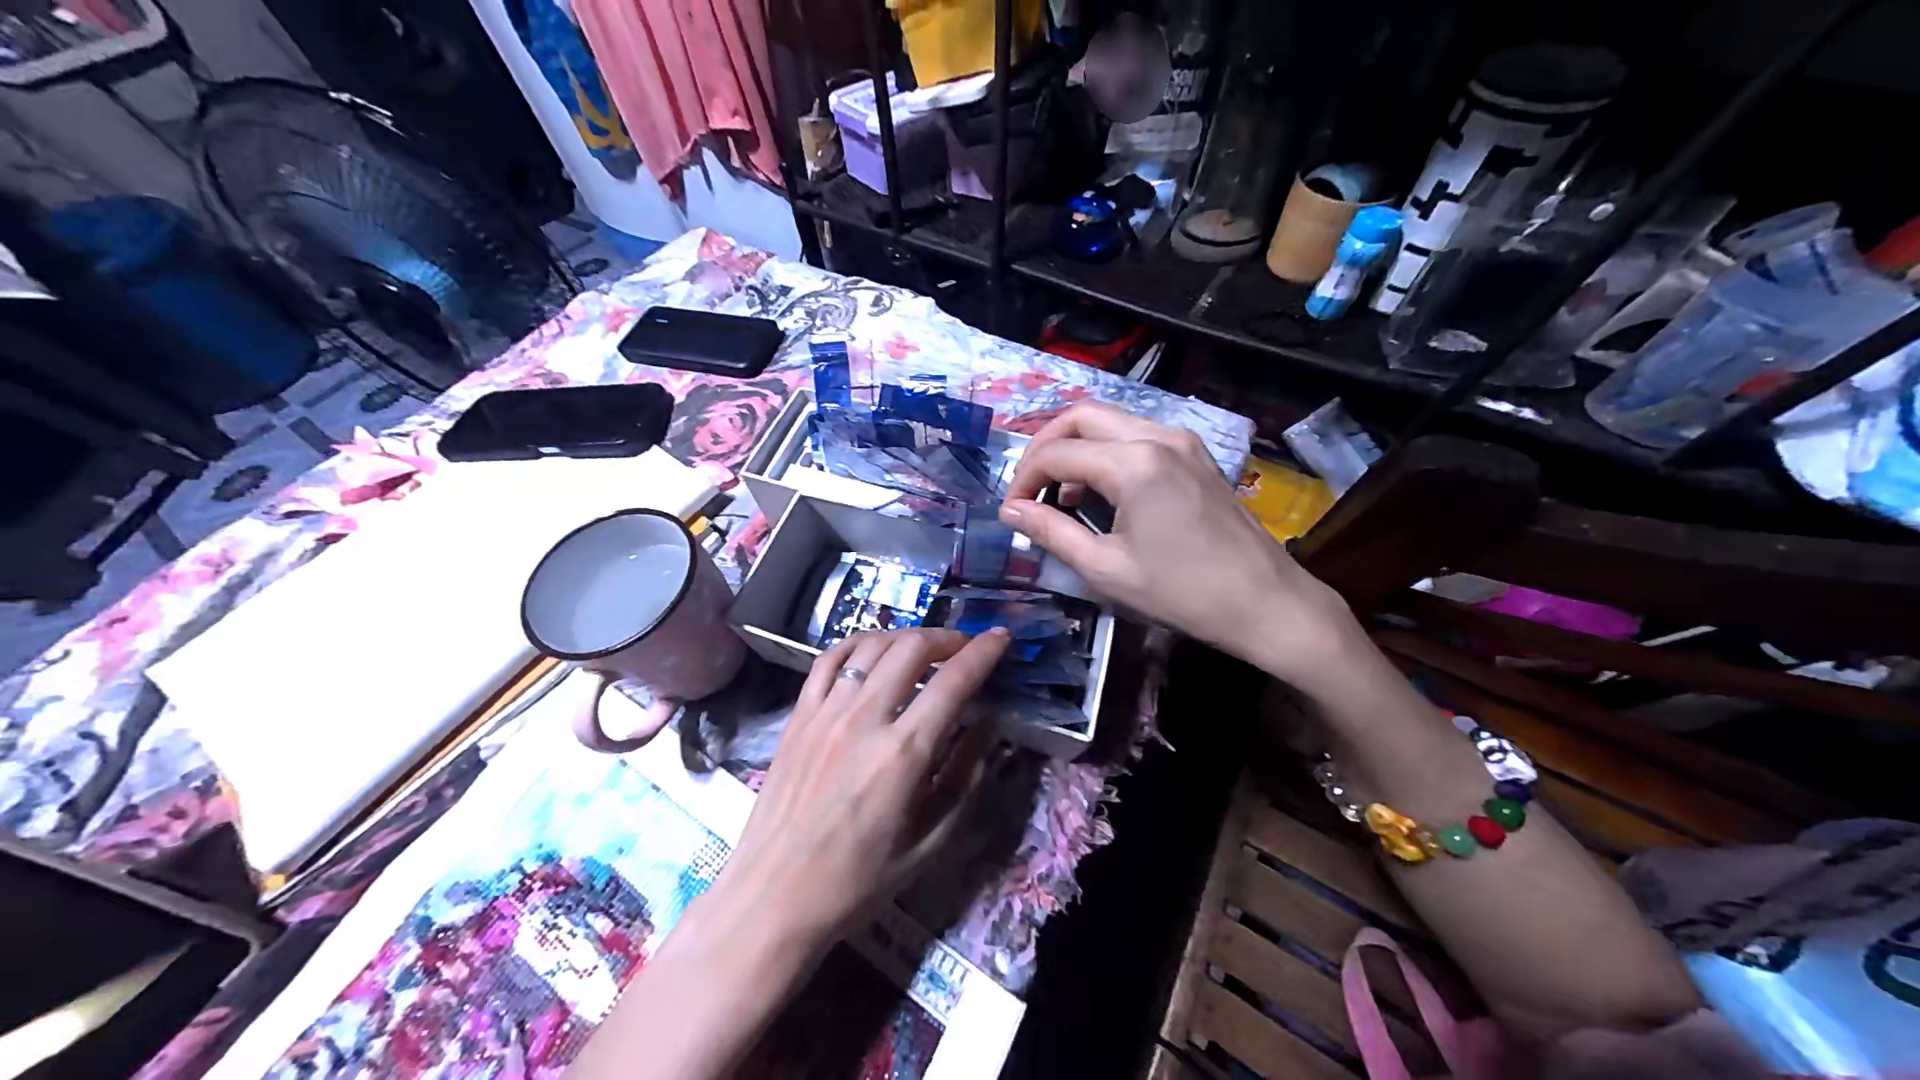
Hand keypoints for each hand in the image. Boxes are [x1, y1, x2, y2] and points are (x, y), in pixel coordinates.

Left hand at [715, 627, 1009, 941]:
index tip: (1001, 637)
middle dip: (947, 638)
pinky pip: (829, 660)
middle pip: (912, 648)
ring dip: (905, 637)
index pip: (953, 681)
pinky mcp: (798, 716)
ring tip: (923, 649)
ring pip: (871, 646)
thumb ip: (965, 779)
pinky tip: (872, 651)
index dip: (983, 652)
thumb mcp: (930, 845)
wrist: (774, 898)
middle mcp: (864, 719)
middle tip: (964, 649)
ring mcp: (825, 712)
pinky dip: (857, 644)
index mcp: (902, 753)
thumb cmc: (858, 882)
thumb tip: (987, 726)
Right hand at [1001, 403, 1360, 687]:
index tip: (1010, 512)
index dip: (1023, 479)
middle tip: (1026, 487)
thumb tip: (1010, 512)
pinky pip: (1137, 435)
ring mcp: (1182, 441)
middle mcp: (1158, 436)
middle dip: (1044, 446)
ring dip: (1076, 446)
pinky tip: (1100, 490)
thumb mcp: (1105, 568)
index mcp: (1134, 463)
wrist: (1265, 603)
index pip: (1057, 453)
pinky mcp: (1196, 454)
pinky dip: (1106, 451)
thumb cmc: (1182, 592)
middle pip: (1082, 416)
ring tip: (1059, 494)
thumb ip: (1051, 532)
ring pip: (1111, 420)